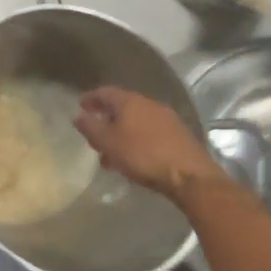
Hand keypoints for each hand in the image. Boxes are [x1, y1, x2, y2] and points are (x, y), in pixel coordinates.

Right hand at [73, 86, 225, 198]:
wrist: (192, 178)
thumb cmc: (143, 155)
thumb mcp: (108, 142)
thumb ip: (90, 127)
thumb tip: (78, 116)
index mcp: (129, 101)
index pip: (104, 92)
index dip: (90, 99)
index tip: (80, 107)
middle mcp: (149, 104)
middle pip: (122, 107)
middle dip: (107, 120)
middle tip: (96, 136)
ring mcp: (169, 120)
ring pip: (137, 123)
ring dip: (123, 134)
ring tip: (114, 155)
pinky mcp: (182, 137)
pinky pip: (152, 134)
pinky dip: (139, 142)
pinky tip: (136, 159)